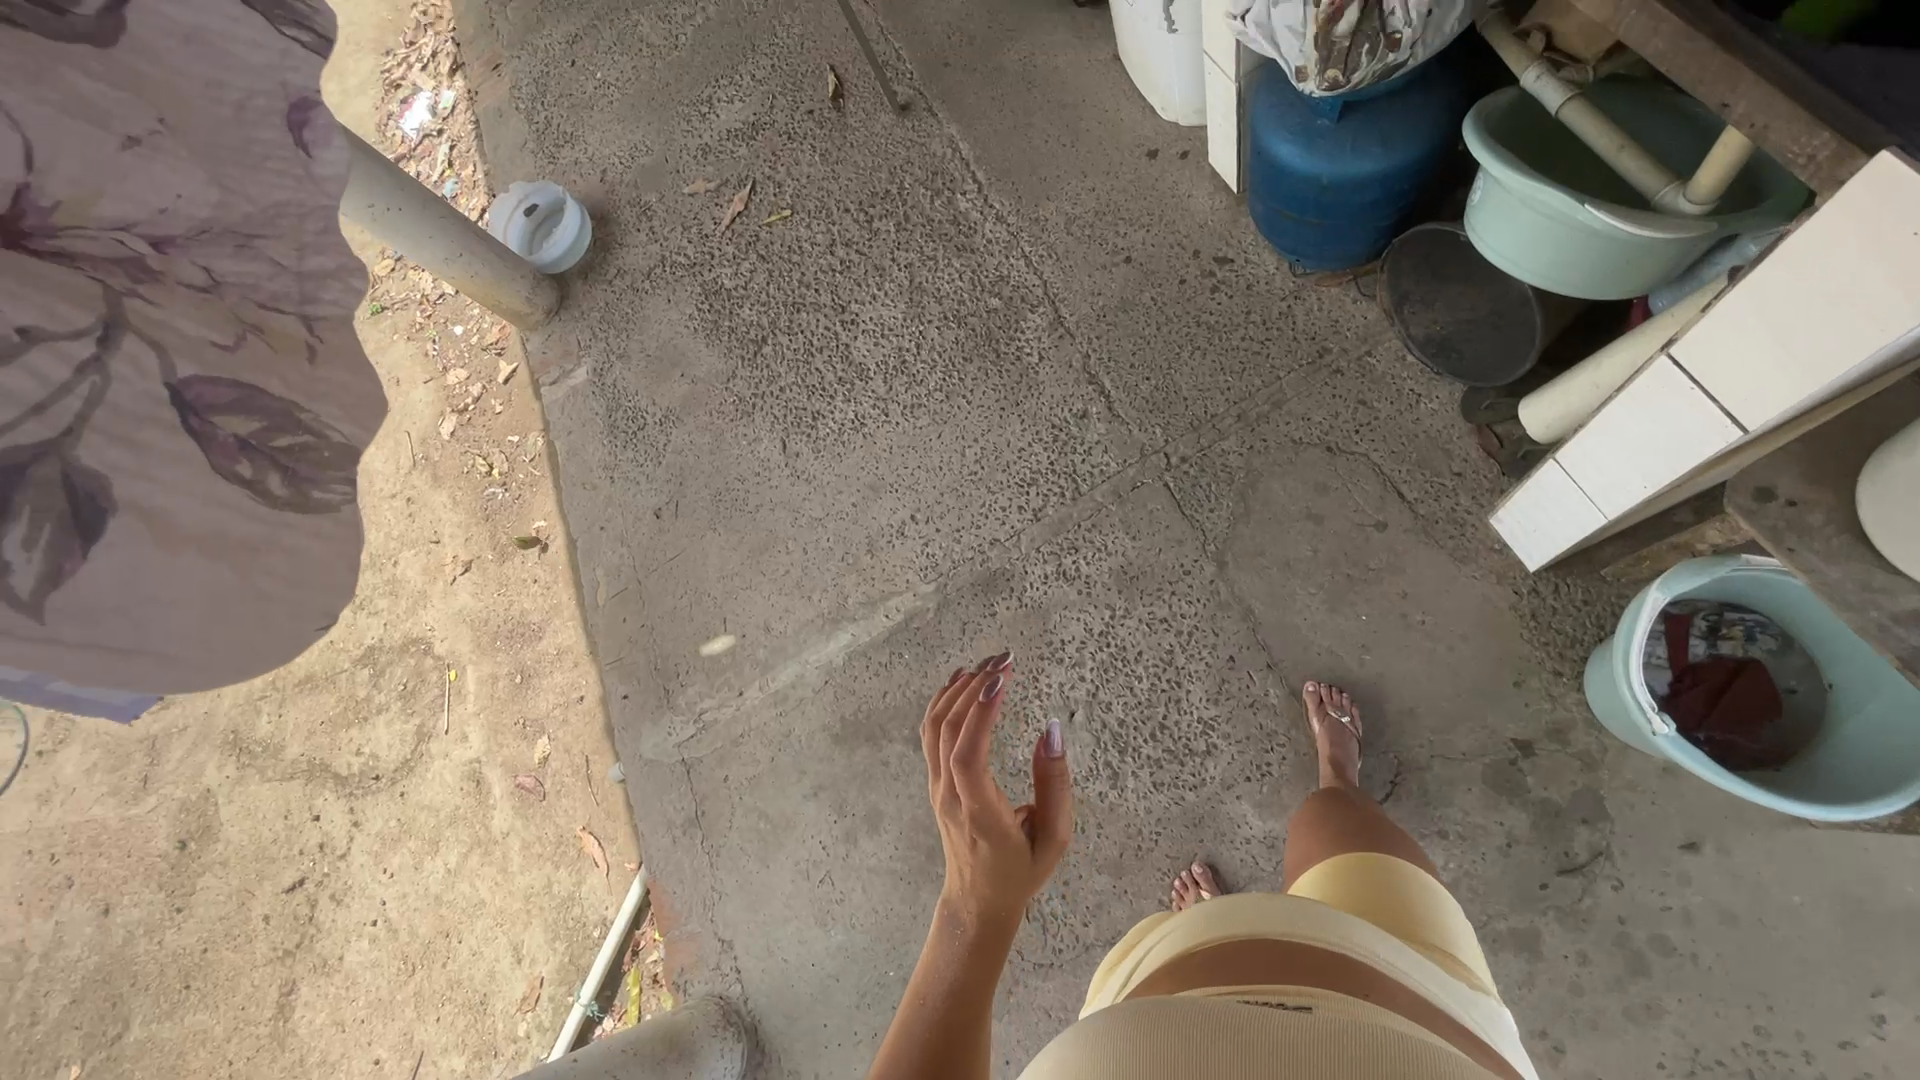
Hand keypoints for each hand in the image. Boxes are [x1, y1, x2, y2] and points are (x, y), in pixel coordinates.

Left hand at [919, 653, 1072, 929]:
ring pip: (934, 728)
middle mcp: (951, 796)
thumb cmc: (1021, 872)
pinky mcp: (935, 782)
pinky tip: (960, 681)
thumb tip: (1052, 731)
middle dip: (975, 687)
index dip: (980, 716)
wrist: (977, 901)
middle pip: (948, 731)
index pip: (968, 757)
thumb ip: (1055, 787)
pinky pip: (930, 734)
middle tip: (1005, 660)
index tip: (1001, 680)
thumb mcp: (1055, 839)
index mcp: (981, 814)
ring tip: (986, 664)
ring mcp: (937, 788)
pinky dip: (943, 701)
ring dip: (958, 689)